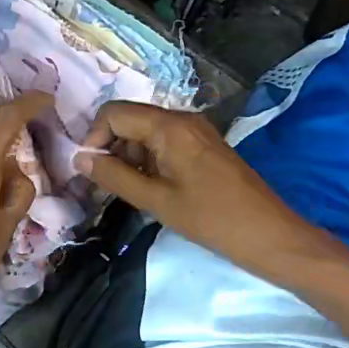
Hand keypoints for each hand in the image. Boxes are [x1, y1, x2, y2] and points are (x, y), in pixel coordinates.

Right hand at [73, 101, 305, 270]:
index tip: (91, 171)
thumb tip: (78, 158)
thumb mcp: (156, 200)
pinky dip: (148, 158)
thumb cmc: (211, 219)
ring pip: (145, 131)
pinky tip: (151, 186)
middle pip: (128, 119)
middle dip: (110, 147)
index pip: (113, 113)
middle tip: (104, 184)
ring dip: (128, 155)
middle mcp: (181, 118)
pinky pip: (164, 141)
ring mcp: (195, 130)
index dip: (94, 138)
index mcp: (169, 126)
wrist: (269, 234)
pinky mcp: (203, 144)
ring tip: (128, 189)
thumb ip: (114, 176)